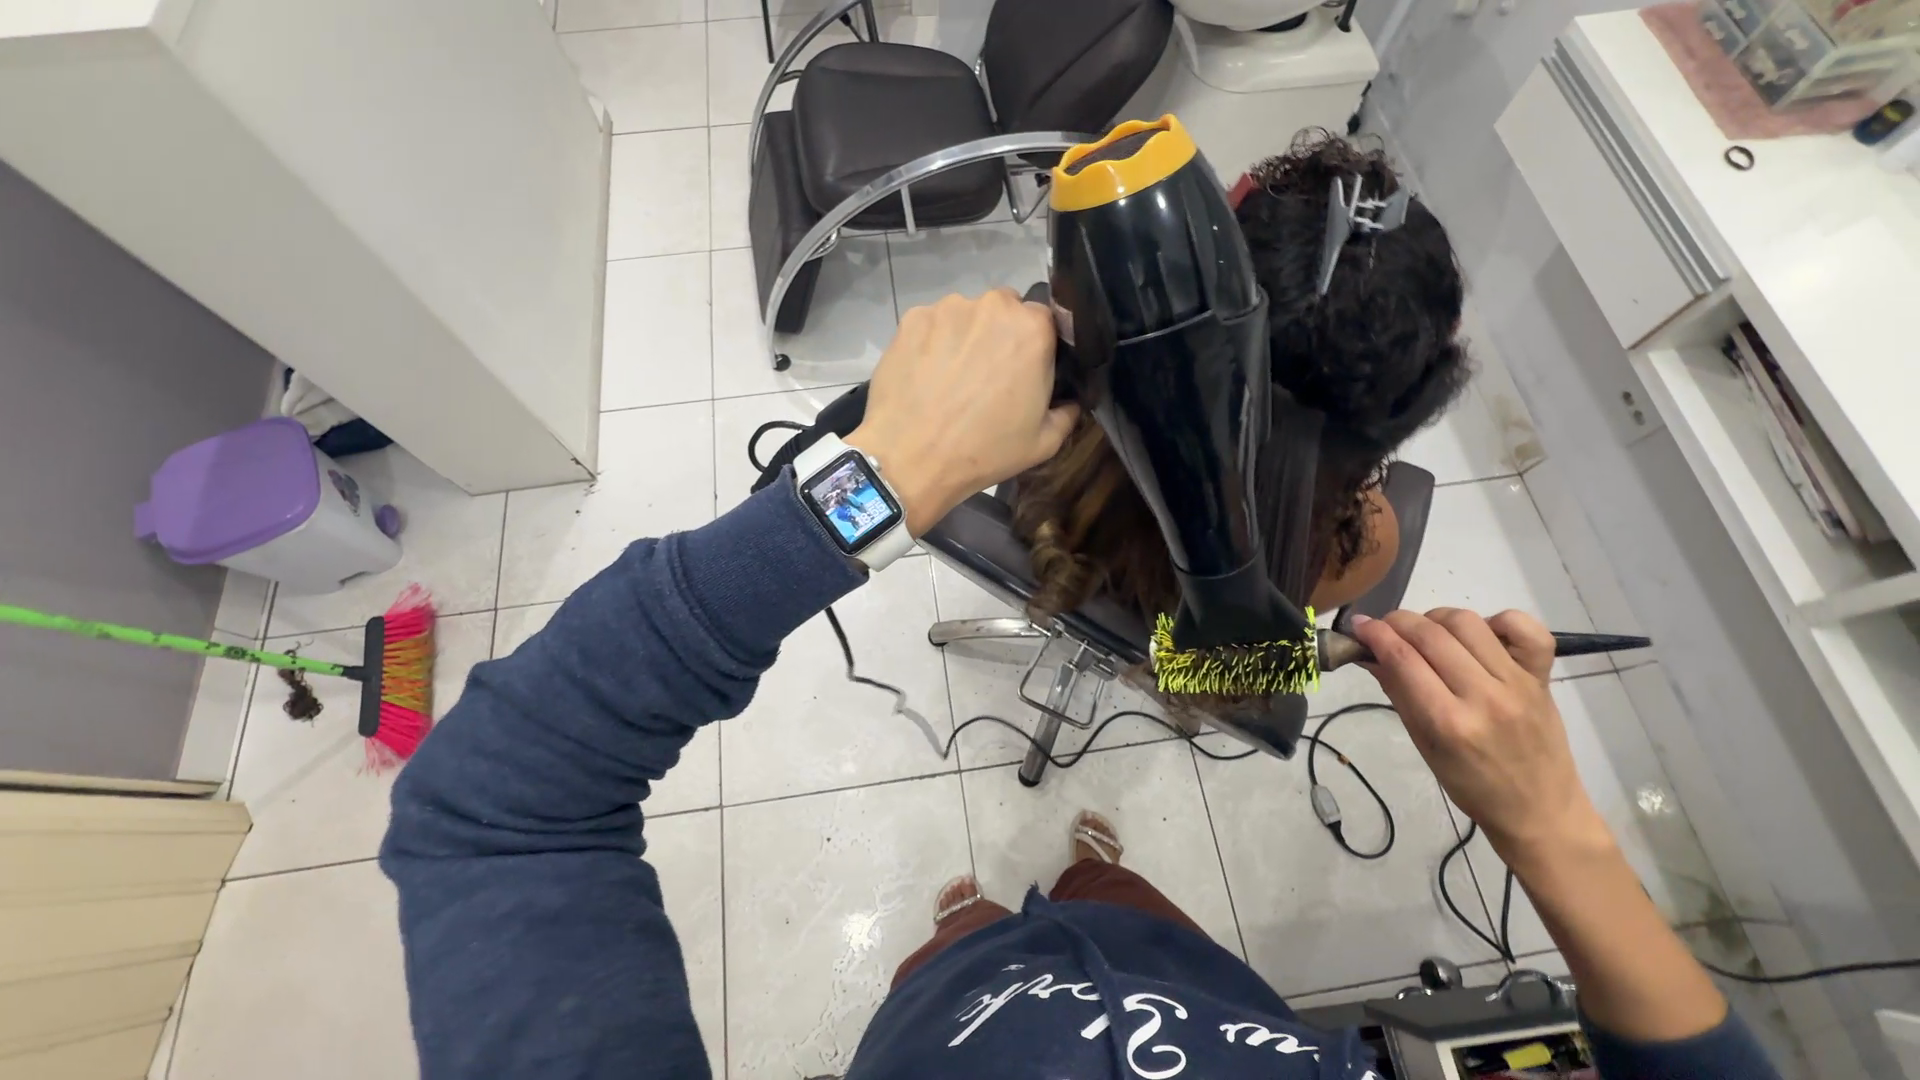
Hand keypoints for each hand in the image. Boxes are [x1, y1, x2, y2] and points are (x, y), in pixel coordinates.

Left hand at [848, 290, 1079, 534]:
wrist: (911, 459)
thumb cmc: (984, 451)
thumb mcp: (1044, 443)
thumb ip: (1067, 413)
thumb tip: (1070, 401)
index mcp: (1033, 329)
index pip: (1046, 320)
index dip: (1037, 347)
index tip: (1026, 371)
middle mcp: (993, 306)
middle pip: (1004, 310)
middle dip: (1001, 335)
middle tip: (988, 376)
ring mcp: (948, 309)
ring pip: (966, 315)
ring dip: (965, 337)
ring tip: (952, 379)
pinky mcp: (911, 319)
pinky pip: (931, 325)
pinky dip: (932, 343)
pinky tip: (926, 375)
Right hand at [1349, 608, 1608, 865]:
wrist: (1540, 810)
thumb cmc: (1471, 785)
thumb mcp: (1423, 744)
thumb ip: (1397, 692)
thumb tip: (1368, 653)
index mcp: (1448, 722)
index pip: (1402, 657)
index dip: (1374, 633)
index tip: (1358, 626)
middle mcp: (1484, 696)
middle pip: (1430, 634)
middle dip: (1397, 622)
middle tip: (1384, 628)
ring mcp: (1517, 683)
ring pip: (1468, 623)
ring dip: (1436, 618)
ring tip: (1427, 632)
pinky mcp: (1542, 677)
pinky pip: (1526, 629)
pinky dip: (1499, 620)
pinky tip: (1480, 633)